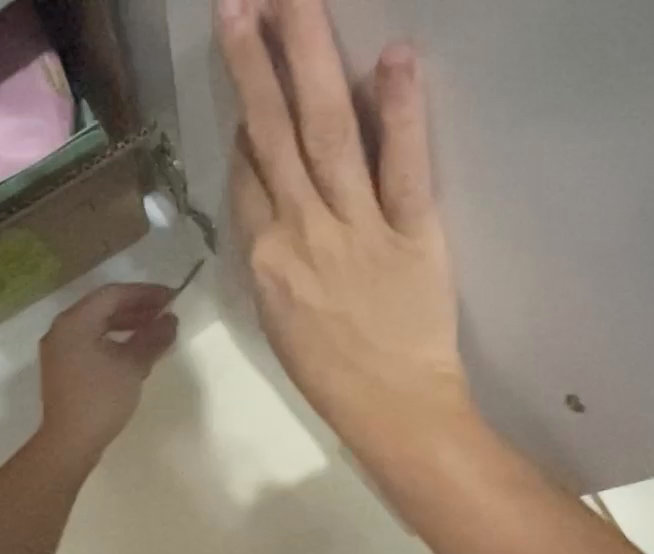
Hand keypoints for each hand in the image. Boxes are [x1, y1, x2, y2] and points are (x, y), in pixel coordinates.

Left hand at [36, 282, 179, 460]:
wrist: (70, 442)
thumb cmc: (101, 399)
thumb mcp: (132, 366)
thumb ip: (153, 338)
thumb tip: (171, 321)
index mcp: (75, 321)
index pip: (113, 294)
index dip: (145, 293)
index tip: (172, 298)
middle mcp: (62, 329)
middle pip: (104, 308)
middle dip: (137, 309)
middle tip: (166, 313)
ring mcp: (60, 350)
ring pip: (98, 327)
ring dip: (128, 326)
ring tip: (156, 331)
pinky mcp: (64, 369)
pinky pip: (92, 344)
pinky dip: (115, 342)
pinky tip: (135, 352)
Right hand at [219, 0, 470, 444]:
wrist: (393, 413)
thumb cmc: (332, 377)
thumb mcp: (280, 320)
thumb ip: (270, 258)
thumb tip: (268, 203)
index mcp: (266, 260)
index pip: (249, 175)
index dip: (246, 123)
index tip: (247, 77)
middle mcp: (302, 233)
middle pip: (273, 136)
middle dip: (253, 65)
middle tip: (240, 3)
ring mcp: (357, 230)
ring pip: (326, 134)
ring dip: (307, 62)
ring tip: (292, 3)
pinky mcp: (413, 235)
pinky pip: (404, 169)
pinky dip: (402, 113)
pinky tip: (396, 58)